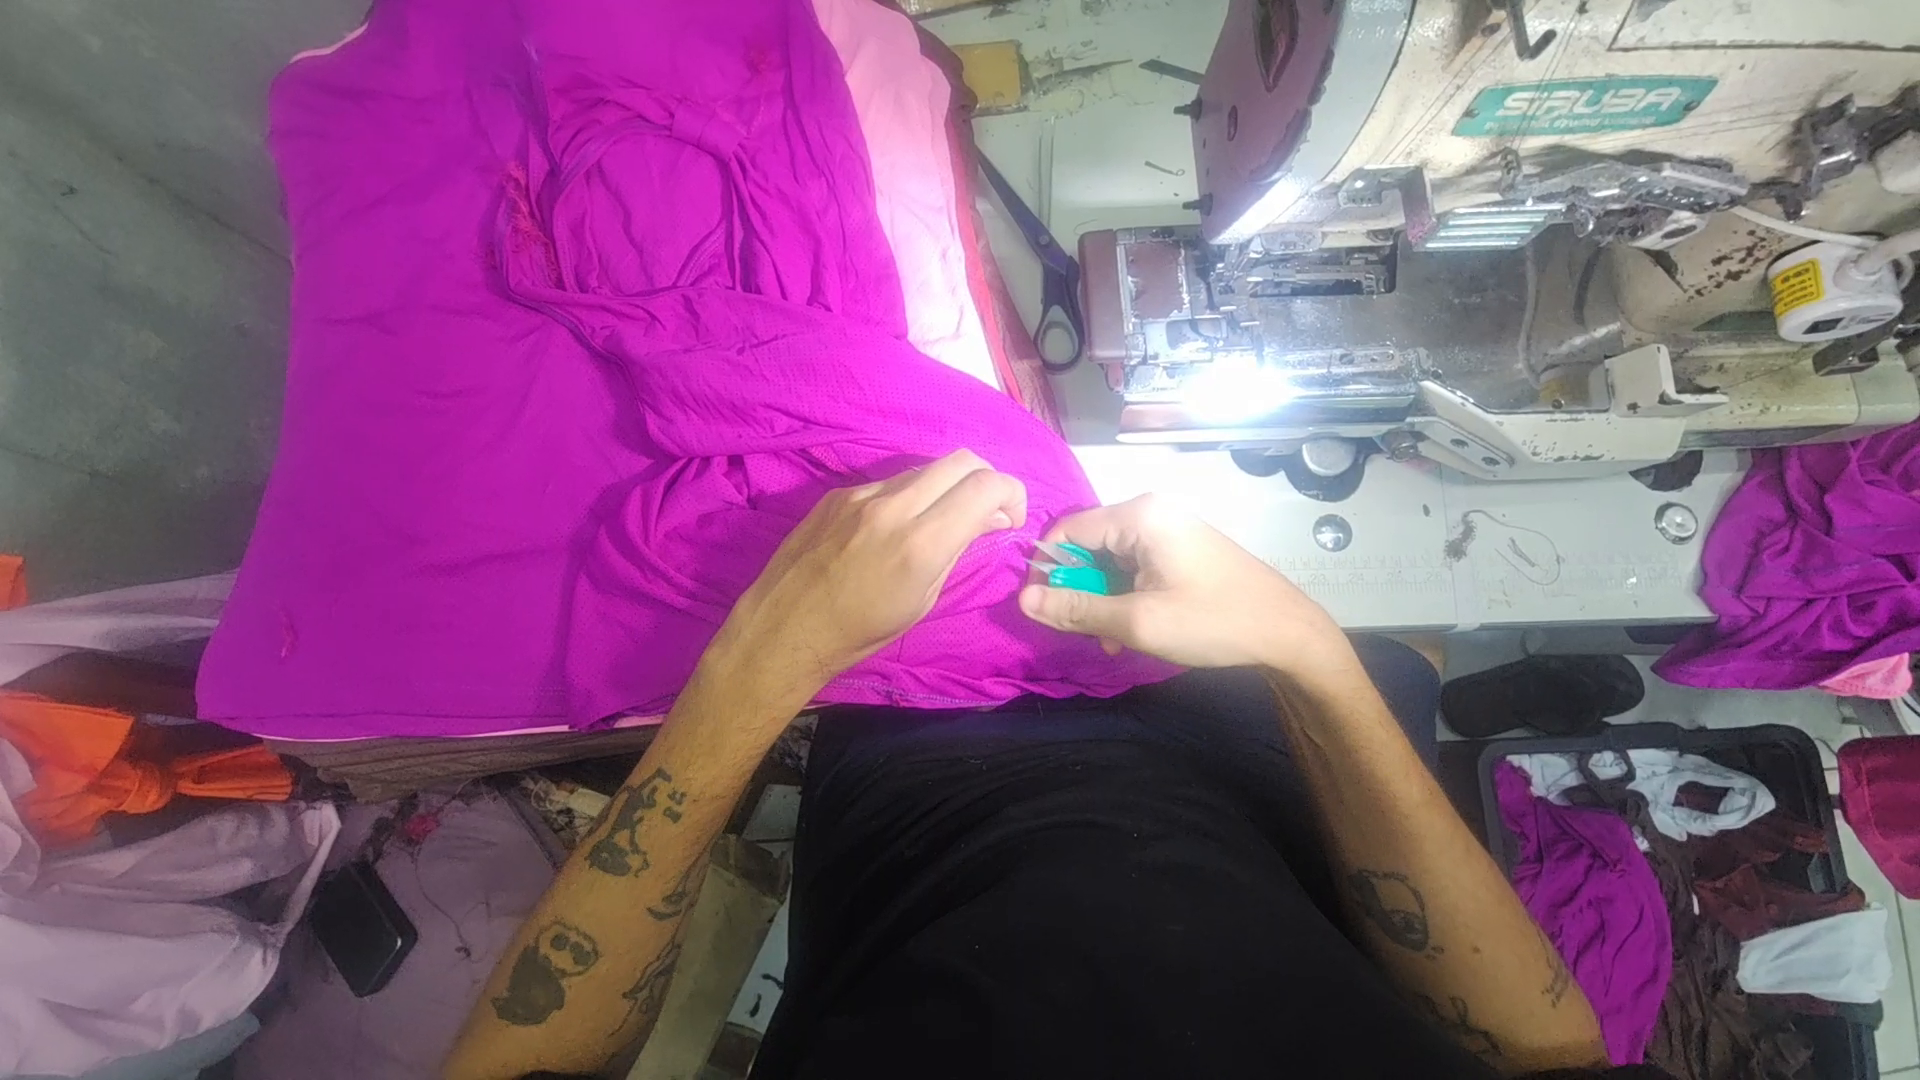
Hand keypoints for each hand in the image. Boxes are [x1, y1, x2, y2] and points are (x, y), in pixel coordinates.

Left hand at [705, 450, 1026, 704]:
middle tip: (987, 511)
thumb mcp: (923, 600)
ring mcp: (862, 495)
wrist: (784, 630)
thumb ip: (958, 549)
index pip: (987, 486)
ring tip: (941, 521)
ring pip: (925, 469)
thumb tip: (991, 518)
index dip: (1012, 494)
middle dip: (987, 480)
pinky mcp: (838, 493)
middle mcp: (893, 506)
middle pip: (962, 461)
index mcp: (921, 543)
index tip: (1011, 518)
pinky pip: (889, 482)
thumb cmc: (860, 632)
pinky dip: (908, 496)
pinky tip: (895, 527)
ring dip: (946, 487)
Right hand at [1017, 494, 1353, 675]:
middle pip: (1089, 544)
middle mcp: (1152, 513)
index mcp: (1140, 517)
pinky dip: (1125, 596)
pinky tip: (1133, 631)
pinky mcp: (1181, 548)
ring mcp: (1170, 529)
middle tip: (1083, 630)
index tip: (1041, 609)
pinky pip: (1134, 566)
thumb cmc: (1213, 622)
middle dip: (1079, 589)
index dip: (1046, 570)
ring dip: (1103, 599)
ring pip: (1111, 560)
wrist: (1289, 634)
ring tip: (1113, 640)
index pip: (1068, 530)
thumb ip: (1077, 609)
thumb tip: (1024, 601)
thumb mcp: (1138, 622)